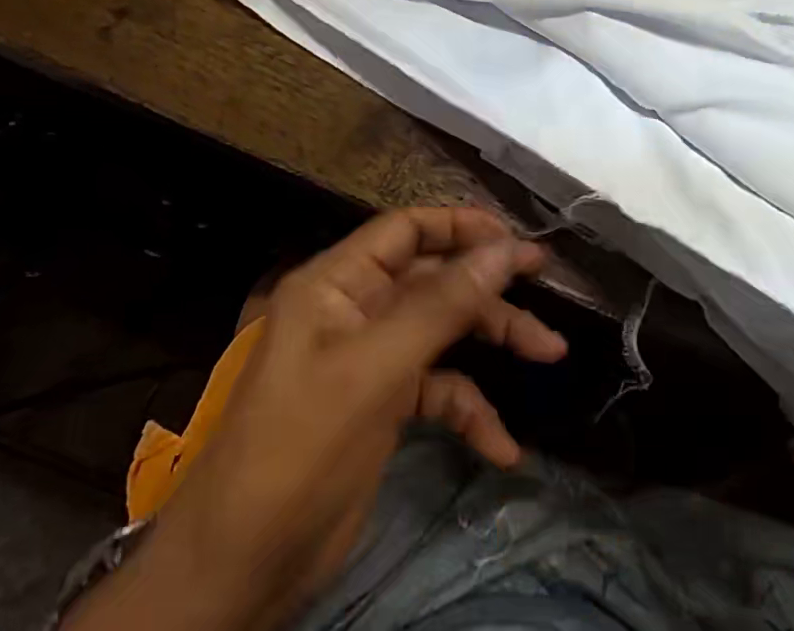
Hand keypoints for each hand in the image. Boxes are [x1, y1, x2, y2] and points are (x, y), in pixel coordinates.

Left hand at [66, 208, 565, 630]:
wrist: (242, 566)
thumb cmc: (301, 447)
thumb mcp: (377, 368)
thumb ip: (444, 304)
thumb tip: (505, 249)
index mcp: (336, 286)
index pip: (406, 232)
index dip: (461, 226)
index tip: (515, 240)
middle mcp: (356, 313)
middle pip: (436, 280)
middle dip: (492, 287)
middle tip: (546, 281)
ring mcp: (372, 360)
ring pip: (447, 331)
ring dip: (497, 342)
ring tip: (551, 353)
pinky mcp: (385, 404)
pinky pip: (441, 390)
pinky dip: (473, 412)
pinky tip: (503, 447)